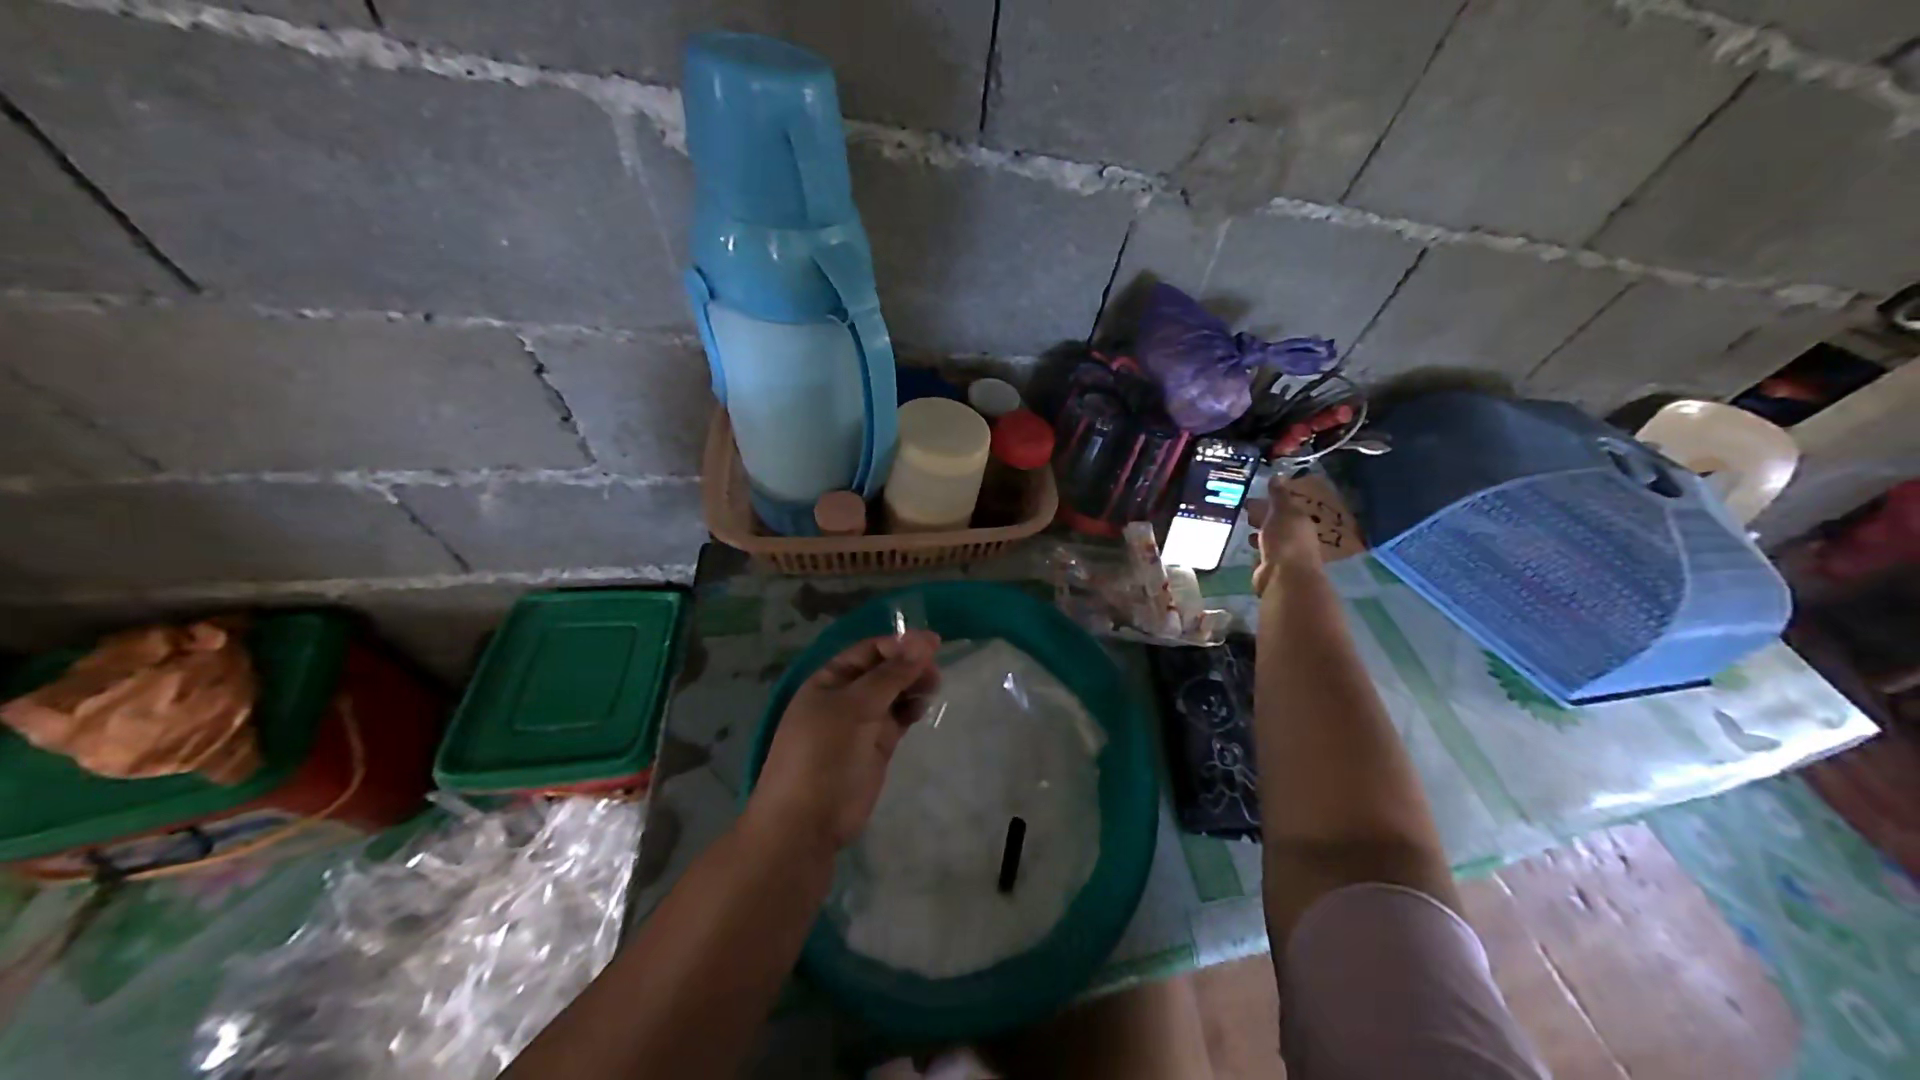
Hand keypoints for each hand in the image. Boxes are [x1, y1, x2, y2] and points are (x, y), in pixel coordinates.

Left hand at [746, 630, 941, 855]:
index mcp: (829, 680)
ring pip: (893, 693)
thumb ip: (890, 675)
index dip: (899, 644)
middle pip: (883, 670)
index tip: (932, 644)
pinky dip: (911, 708)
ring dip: (913, 685)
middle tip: (935, 671)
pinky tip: (923, 707)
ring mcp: (861, 722)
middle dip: (909, 665)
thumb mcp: (855, 707)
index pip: (868, 650)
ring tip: (933, 686)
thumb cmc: (824, 755)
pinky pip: (897, 717)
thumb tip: (924, 641)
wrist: (807, 822)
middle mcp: (845, 697)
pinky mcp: (876, 746)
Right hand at [1245, 476, 1322, 595]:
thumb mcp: (1282, 512)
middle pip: (1278, 523)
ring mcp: (1284, 554)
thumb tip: (1277, 476)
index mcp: (1300, 521)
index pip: (1286, 507)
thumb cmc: (1286, 539)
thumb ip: (1278, 496)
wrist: (1283, 576)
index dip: (1271, 500)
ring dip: (1259, 532)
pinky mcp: (1271, 568)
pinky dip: (1255, 548)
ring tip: (1242, 526)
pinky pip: (1262, 553)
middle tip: (1245, 509)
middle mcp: (1295, 537)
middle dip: (1263, 516)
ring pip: (1270, 538)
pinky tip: (1245, 545)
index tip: (1254, 494)